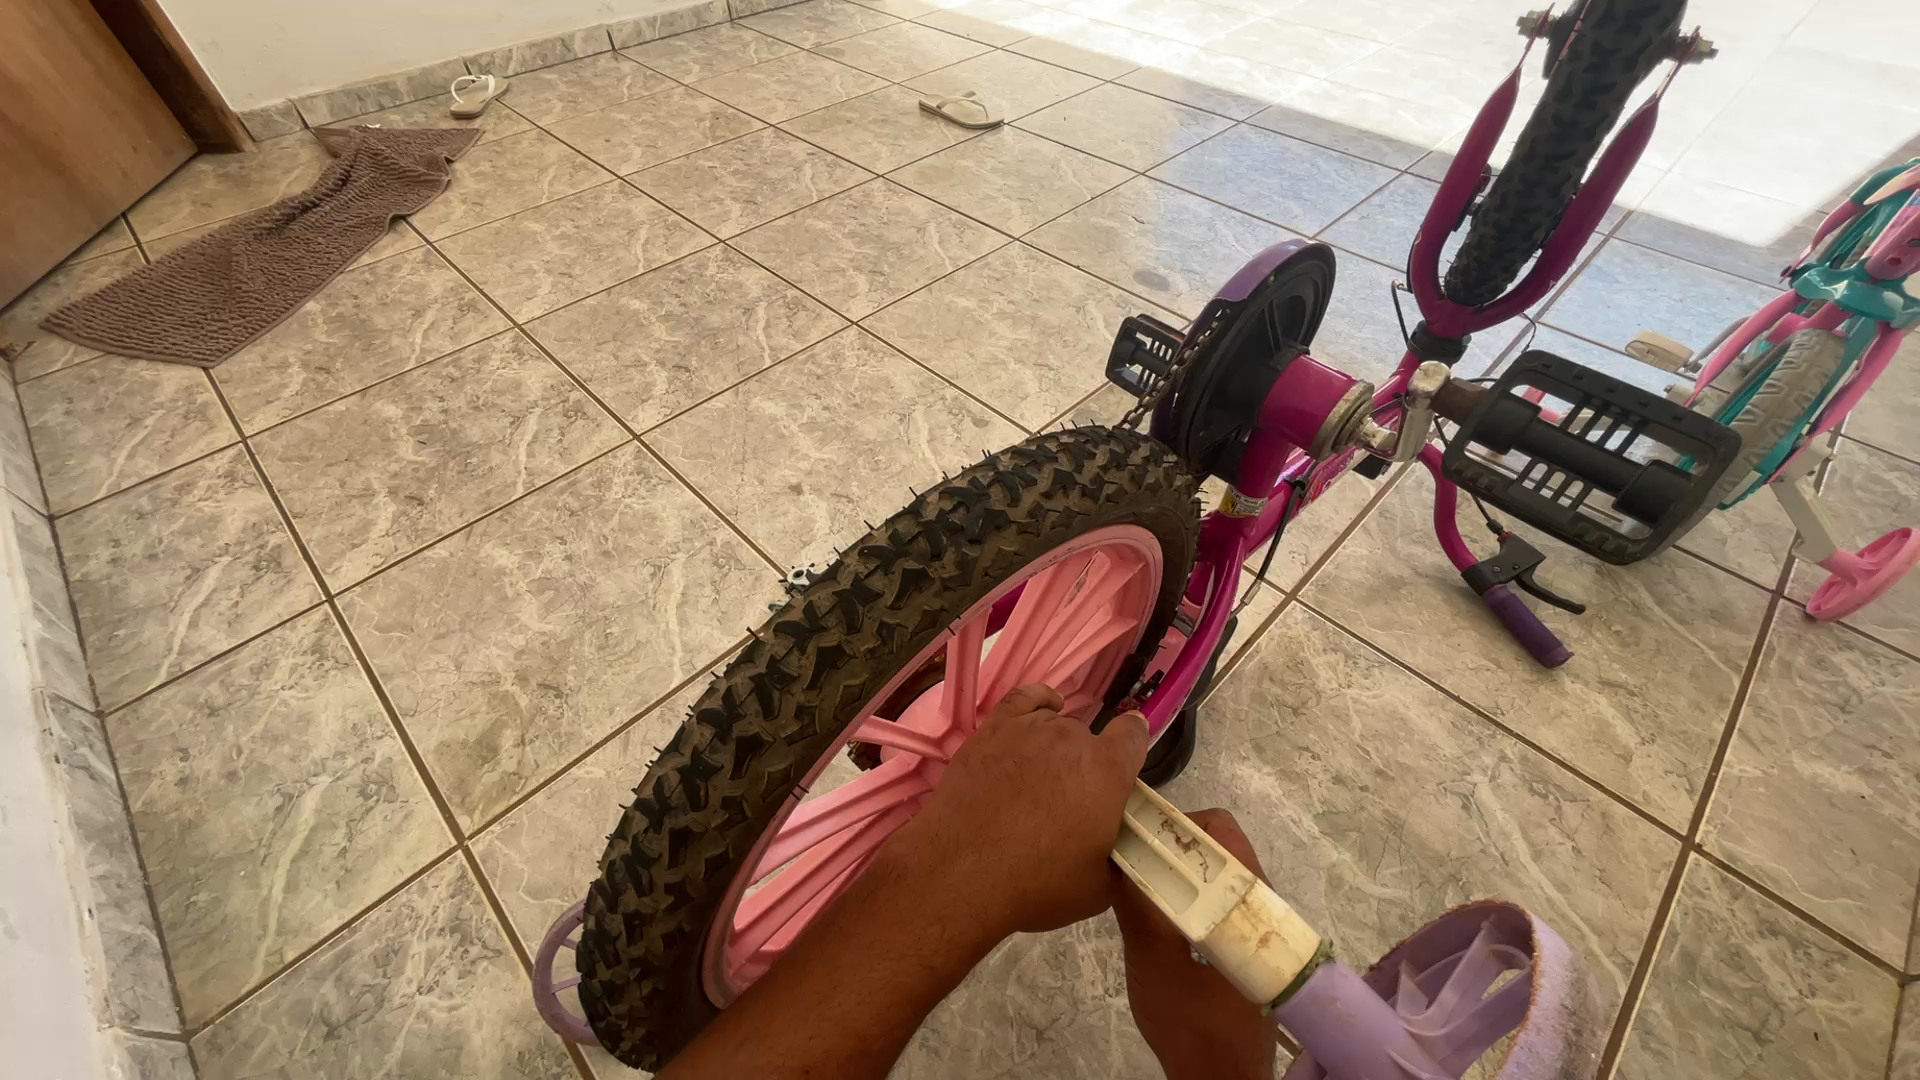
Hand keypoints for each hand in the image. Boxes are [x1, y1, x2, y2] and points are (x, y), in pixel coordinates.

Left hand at [881, 684, 1148, 939]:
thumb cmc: (1036, 885)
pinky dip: (1039, 701)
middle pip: (1089, 739)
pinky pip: (1025, 698)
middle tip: (1069, 804)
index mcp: (1107, 771)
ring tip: (1041, 780)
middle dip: (1086, 766)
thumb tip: (1119, 847)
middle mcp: (1072, 738)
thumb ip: (1118, 854)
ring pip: (1056, 725)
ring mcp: (1029, 728)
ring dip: (1057, 748)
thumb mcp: (1099, 888)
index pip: (1134, 734)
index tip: (1125, 766)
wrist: (961, 872)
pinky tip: (1044, 710)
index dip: (1133, 746)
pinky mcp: (993, 728)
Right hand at [1112, 809, 1277, 1079]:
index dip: (1177, 823)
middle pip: (1220, 843)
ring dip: (1180, 866)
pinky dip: (1188, 889)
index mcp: (1249, 899)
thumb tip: (1114, 851)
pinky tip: (1159, 912)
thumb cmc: (1191, 1022)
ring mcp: (1256, 923)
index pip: (1221, 828)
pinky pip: (1218, 894)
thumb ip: (1136, 903)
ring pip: (1218, 868)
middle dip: (1174, 841)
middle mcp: (1261, 902)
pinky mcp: (1245, 943)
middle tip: (1136, 857)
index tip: (1139, 837)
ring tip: (1141, 881)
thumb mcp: (1153, 961)